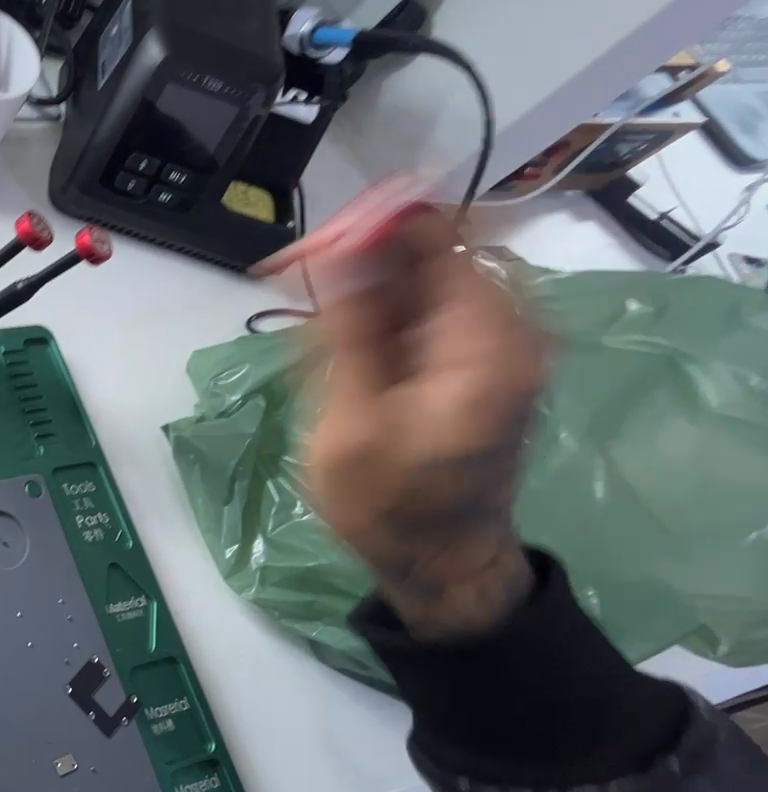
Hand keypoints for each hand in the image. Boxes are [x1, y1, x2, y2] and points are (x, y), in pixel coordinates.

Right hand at [258, 208, 545, 638]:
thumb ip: (351, 329)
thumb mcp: (353, 420)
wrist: (438, 560)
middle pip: (426, 255)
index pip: (431, 239)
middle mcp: (505, 326)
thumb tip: (343, 244)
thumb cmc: (388, 502)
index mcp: (486, 338)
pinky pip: (420, 312)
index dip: (365, 231)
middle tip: (286, 287)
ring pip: (417, 282)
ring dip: (357, 292)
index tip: (298, 254)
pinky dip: (374, 316)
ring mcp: (492, 342)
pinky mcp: (472, 359)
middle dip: (353, 263)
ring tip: (307, 330)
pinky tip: (337, 346)